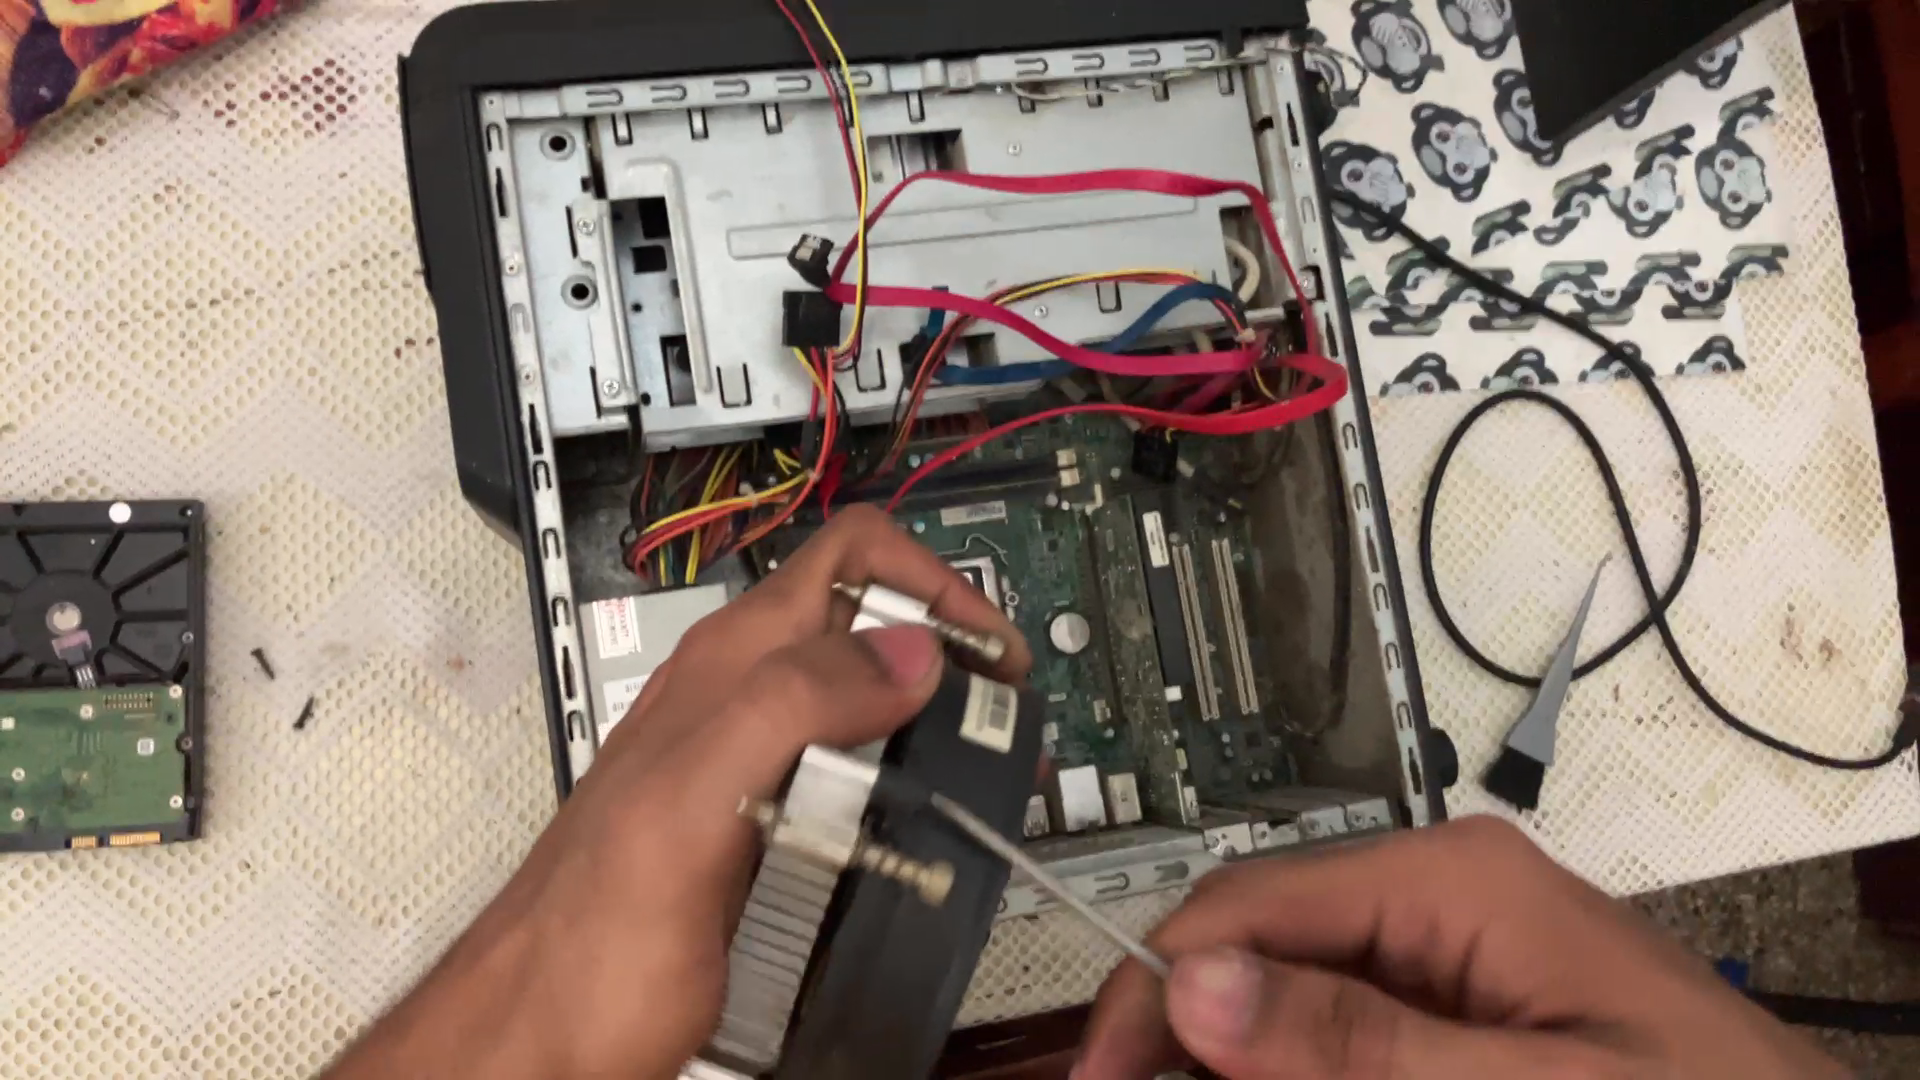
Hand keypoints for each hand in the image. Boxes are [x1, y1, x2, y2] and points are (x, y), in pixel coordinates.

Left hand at [326, 506, 1029, 1079]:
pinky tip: (932, 806)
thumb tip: (910, 652)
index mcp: (738, 657)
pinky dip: (911, 767)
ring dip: (938, 710)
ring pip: (874, 688)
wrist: (544, 1034)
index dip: (930, 581)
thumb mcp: (690, 798)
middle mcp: (755, 687)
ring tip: (984, 759)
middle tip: (999, 710)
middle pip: (874, 619)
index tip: (986, 648)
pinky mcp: (780, 808)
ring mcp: (767, 748)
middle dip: (948, 648)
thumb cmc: (598, 931)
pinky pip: (862, 759)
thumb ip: (791, 704)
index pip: (852, 556)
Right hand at [1076, 817, 1843, 1079]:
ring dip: (1240, 1057)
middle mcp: (1422, 895)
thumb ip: (1364, 1044)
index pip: (1252, 899)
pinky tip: (1269, 1075)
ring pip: (1288, 992)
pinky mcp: (1442, 1004)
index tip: (1101, 1070)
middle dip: (1195, 1028)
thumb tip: (1193, 984)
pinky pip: (1339, 1025)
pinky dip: (1296, 1064)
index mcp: (1443, 876)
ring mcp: (1432, 949)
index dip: (1163, 974)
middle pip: (1261, 943)